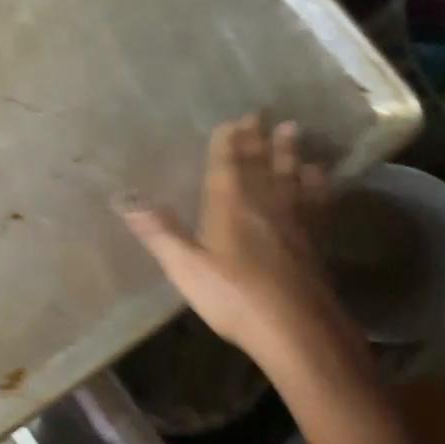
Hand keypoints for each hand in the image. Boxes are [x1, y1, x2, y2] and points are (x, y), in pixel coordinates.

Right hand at [117, 114, 340, 361]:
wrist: (297, 329)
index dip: (227, 143)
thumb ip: (159, 232)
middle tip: (259, 115)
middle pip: (259, 165)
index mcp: (229, 207)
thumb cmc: (234, 298)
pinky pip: (315, 202)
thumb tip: (125, 200)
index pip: (227, 166)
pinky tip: (319, 176)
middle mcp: (263, 205)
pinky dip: (316, 184)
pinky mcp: (313, 240)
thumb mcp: (186, 267)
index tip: (231, 121)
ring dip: (288, 152)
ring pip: (289, 176)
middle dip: (256, 139)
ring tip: (291, 129)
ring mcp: (293, 221)